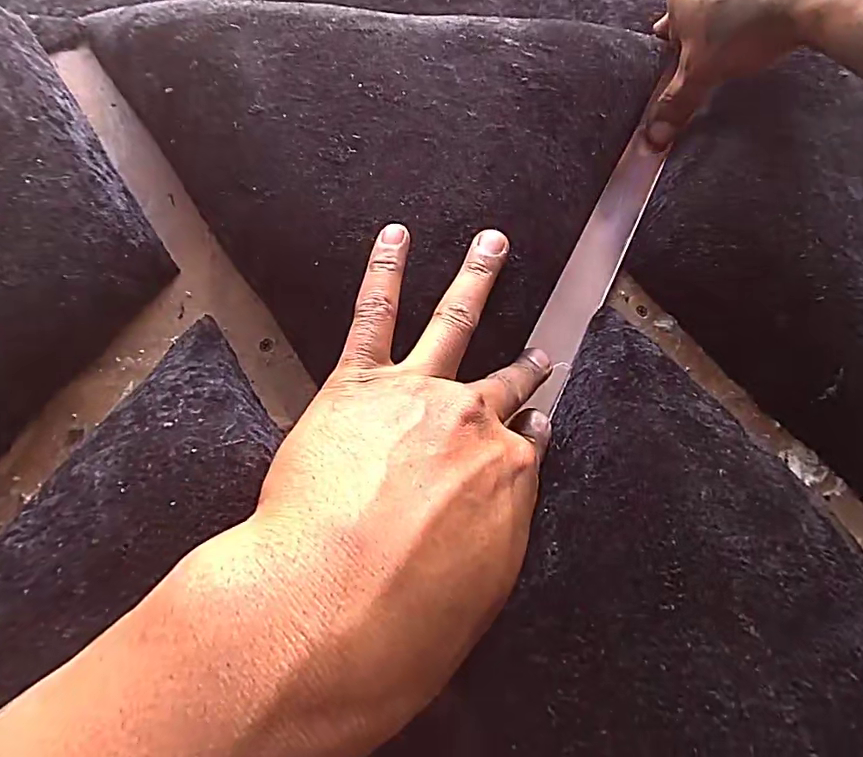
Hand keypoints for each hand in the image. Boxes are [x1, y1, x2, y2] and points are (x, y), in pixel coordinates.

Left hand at [238, 223, 553, 752]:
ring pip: (455, 319)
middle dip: (530, 364)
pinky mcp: (359, 382)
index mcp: (504, 471)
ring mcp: (419, 392)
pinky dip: (386, 271)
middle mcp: (471, 420)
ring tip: (492, 242)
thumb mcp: (481, 587)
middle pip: (507, 380)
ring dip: (478, 275)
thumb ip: (505, 521)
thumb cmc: (398, 623)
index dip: (532, 430)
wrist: (320, 614)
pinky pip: (375, 313)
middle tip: (542, 352)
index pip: (528, 441)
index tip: (537, 419)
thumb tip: (517, 478)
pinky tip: (395, 238)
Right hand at [644, 0, 838, 147]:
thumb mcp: (704, 73)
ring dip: (737, 12)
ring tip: (756, 37)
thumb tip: (656, 131)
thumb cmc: (754, 24)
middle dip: (710, 32)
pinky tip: (776, 18)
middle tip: (730, 54)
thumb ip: (677, 102)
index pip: (668, 30)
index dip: (684, 54)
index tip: (700, 66)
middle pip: (699, 8)